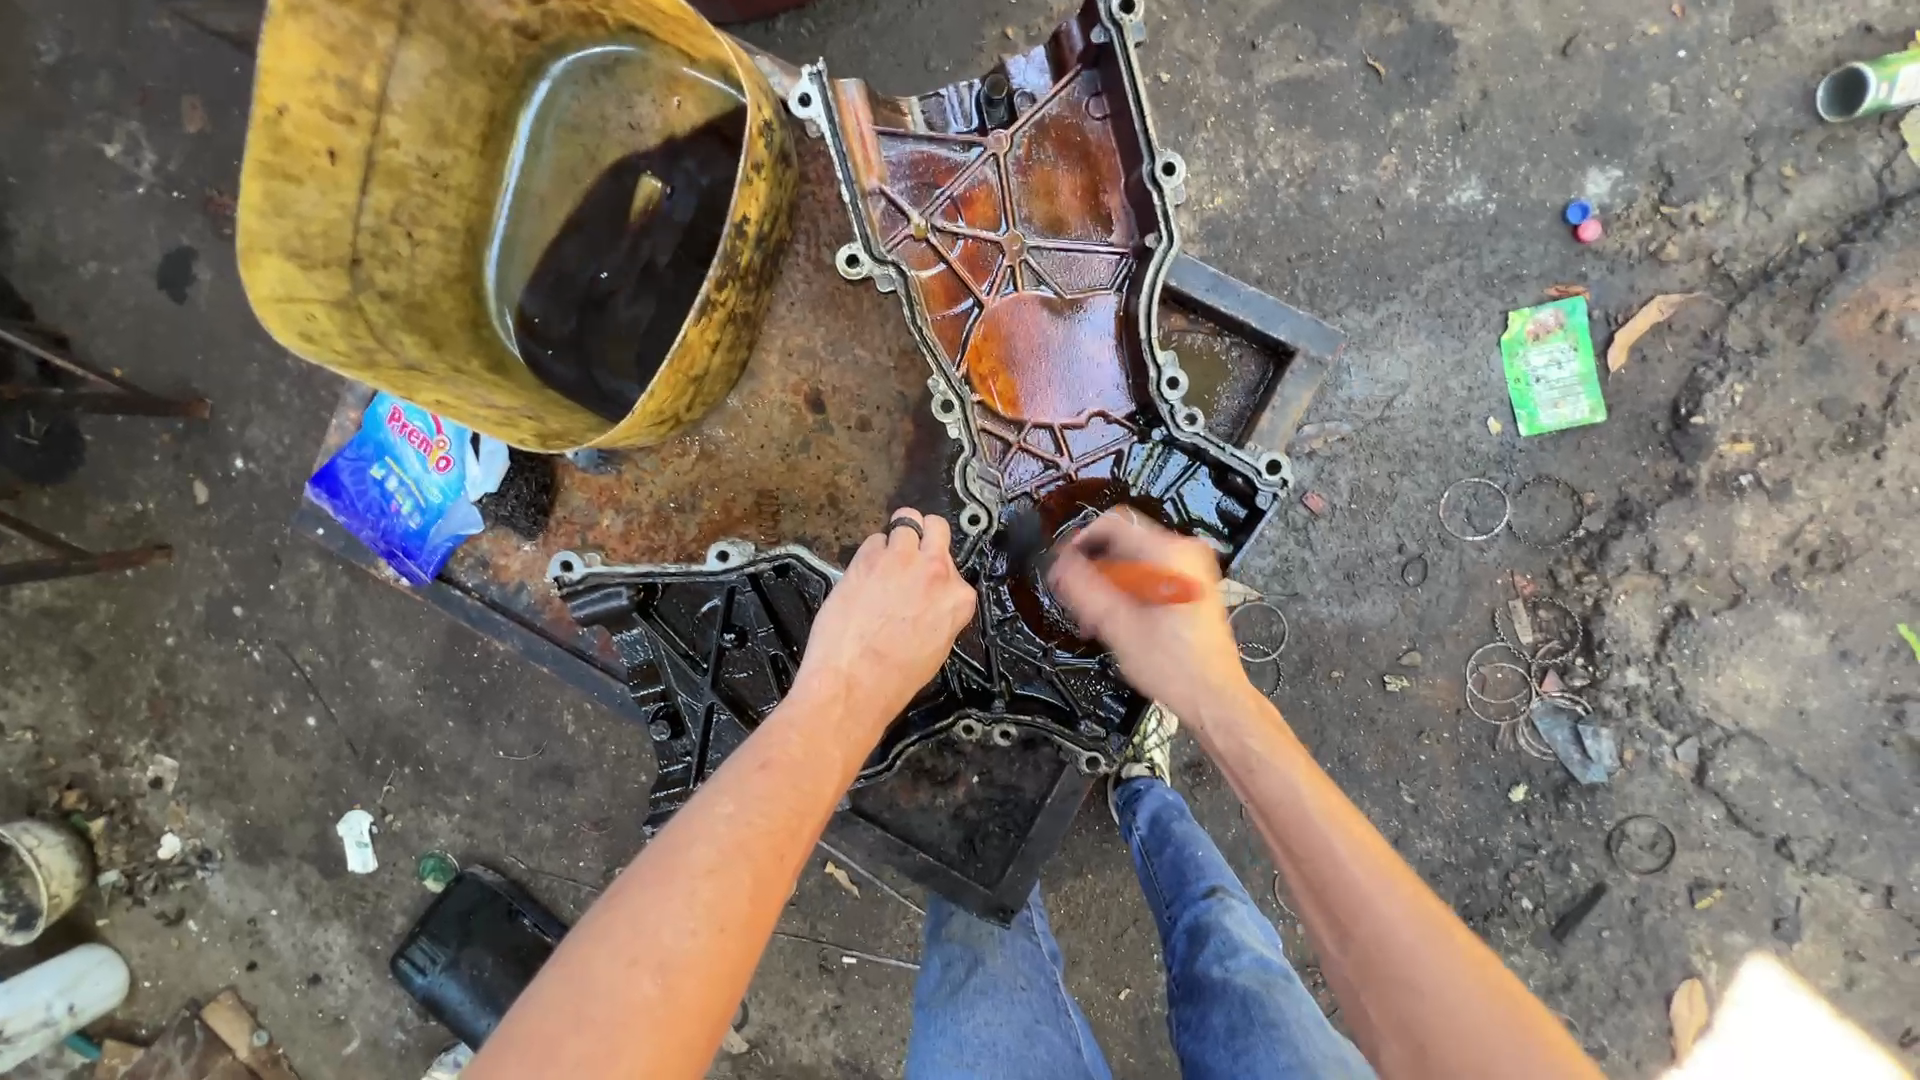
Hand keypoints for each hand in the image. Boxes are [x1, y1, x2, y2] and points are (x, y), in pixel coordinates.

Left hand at [797, 508, 977, 731]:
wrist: (854, 682)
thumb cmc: (896, 678)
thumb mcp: (938, 647)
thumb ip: (940, 612)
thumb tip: (927, 600)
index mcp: (959, 598)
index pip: (954, 567)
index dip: (935, 572)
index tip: (922, 583)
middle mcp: (936, 571)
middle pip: (936, 526)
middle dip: (924, 533)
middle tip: (908, 552)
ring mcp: (901, 559)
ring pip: (905, 522)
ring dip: (894, 540)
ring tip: (881, 564)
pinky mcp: (868, 558)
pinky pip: (873, 540)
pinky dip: (869, 553)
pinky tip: (862, 576)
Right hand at [1046, 510, 1254, 727]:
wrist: (1211, 694)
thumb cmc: (1178, 668)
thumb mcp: (1116, 625)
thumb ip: (1082, 588)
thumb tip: (1060, 566)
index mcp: (1169, 554)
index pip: (1111, 524)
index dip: (1079, 543)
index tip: (1064, 564)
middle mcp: (1184, 554)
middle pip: (1120, 544)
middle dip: (1093, 572)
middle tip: (1076, 599)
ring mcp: (1190, 569)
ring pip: (1131, 561)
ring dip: (1107, 585)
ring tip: (1094, 617)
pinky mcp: (1188, 584)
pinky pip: (1146, 574)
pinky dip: (1126, 591)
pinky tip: (1114, 619)